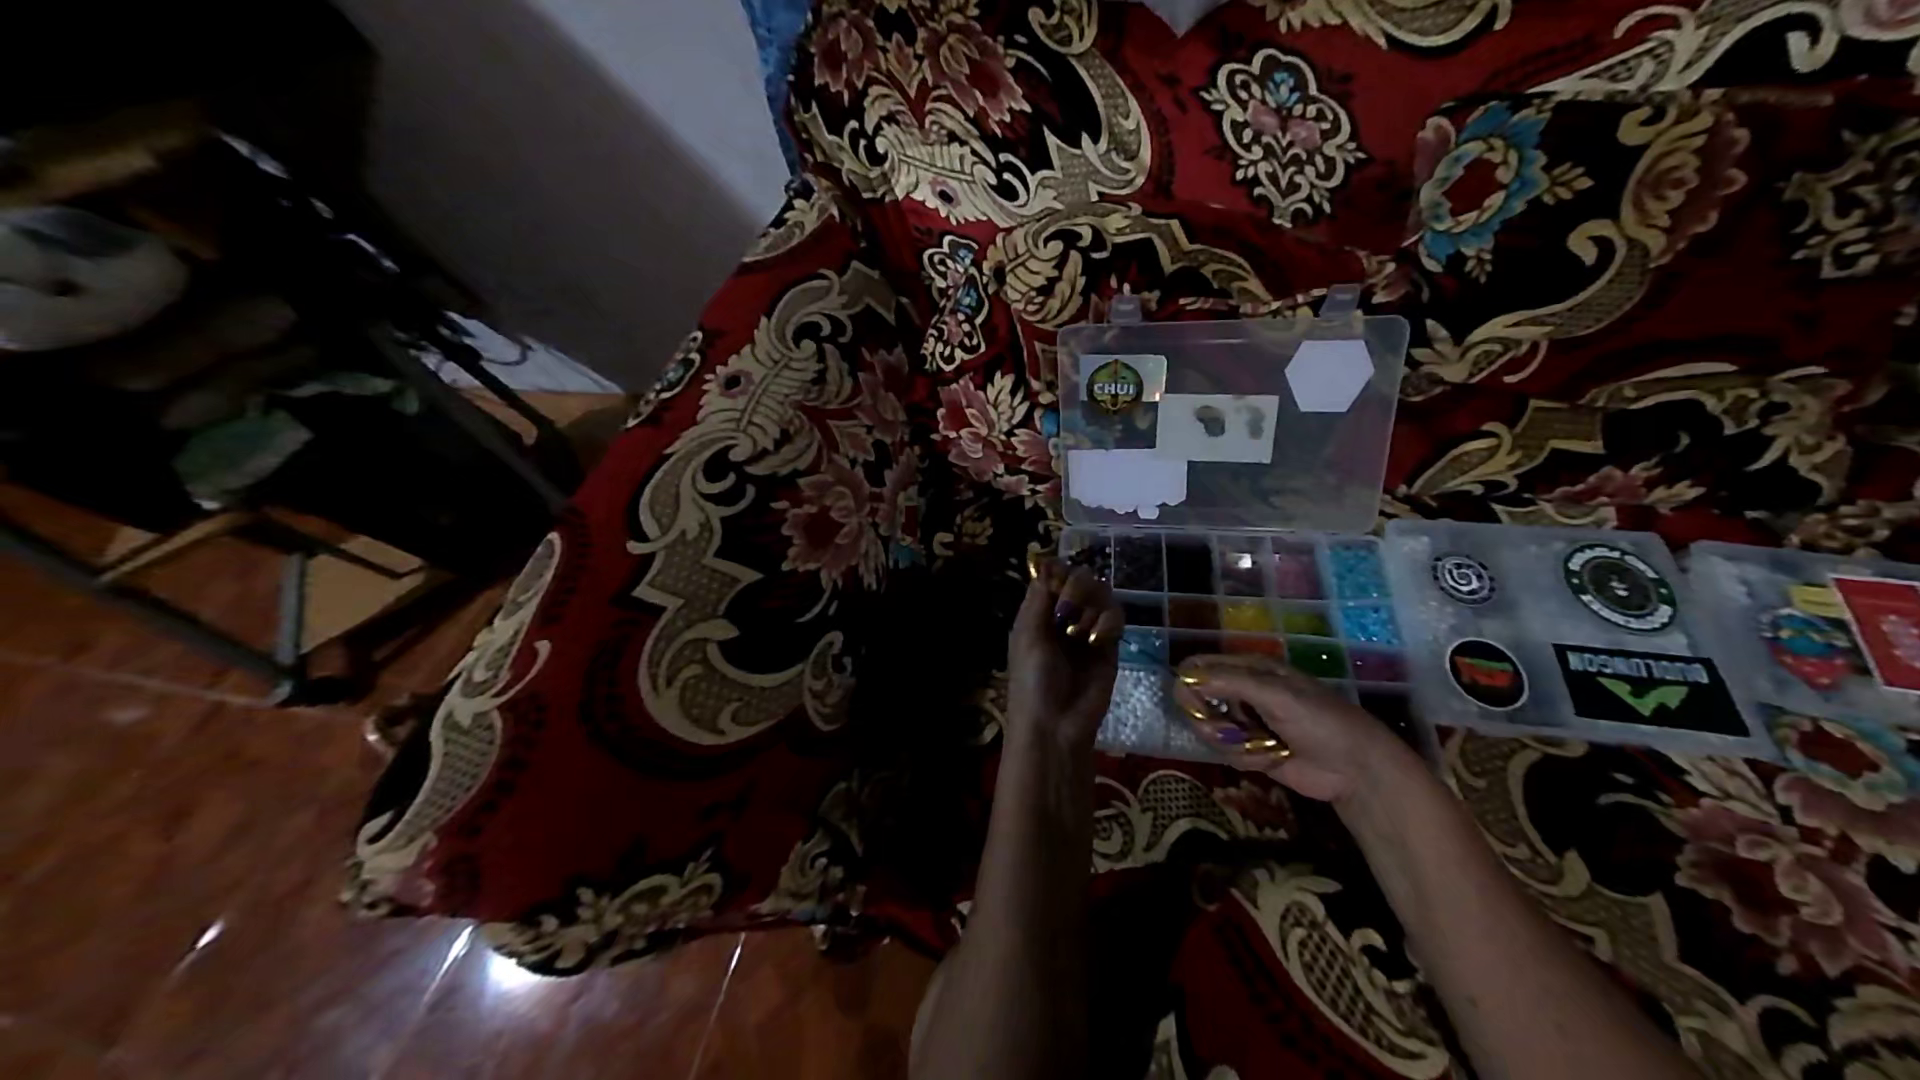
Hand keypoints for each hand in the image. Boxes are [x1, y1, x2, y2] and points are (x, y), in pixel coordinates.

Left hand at [1005, 556, 1122, 754]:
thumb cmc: (1032, 679)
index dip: (1059, 572)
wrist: (1056, 724)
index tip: (1058, 581)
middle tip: (1066, 612)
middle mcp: (1064, 615)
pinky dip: (1108, 621)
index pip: (1053, 574)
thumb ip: (1040, 598)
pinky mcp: (1110, 645)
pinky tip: (1098, 640)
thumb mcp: (1028, 635)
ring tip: (1080, 633)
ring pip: (1102, 594)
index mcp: (1038, 611)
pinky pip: (1116, 616)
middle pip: (1080, 578)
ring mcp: (1088, 629)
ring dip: (1092, 605)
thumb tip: (1050, 563)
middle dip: (1076, 588)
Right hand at [1171, 654, 1412, 802]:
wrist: (1355, 768)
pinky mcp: (1250, 750)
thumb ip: (1231, 682)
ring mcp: (1246, 722)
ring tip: (1255, 746)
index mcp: (1250, 668)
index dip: (1190, 681)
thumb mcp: (1276, 694)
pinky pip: (1225, 751)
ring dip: (1228, 741)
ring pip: (1209, 728)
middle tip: (1225, 729)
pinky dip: (1242, 757)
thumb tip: (1185, 678)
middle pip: (1199, 700)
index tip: (1186, 700)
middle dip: (1208, 718)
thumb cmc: (1320, 720)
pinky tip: (1268, 759)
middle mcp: (1243, 692)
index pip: (1202, 666)